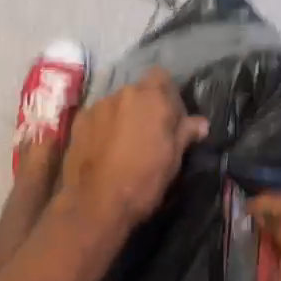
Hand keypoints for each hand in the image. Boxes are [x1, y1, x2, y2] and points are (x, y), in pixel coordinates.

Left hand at [60, 68, 207, 232]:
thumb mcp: (173, 159)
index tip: (172, 118)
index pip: (162, 76)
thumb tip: (201, 122)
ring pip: (118, 104)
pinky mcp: (80, 120)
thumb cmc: (143, 180)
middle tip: (151, 134)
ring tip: (125, 144)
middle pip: (139, 91)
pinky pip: (99, 116)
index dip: (168, 94)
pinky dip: (105, 126)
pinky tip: (105, 149)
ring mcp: (99, 105)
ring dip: (125, 116)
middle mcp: (124, 93)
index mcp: (152, 98)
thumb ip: (185, 133)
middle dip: (146, 107)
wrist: (95, 203)